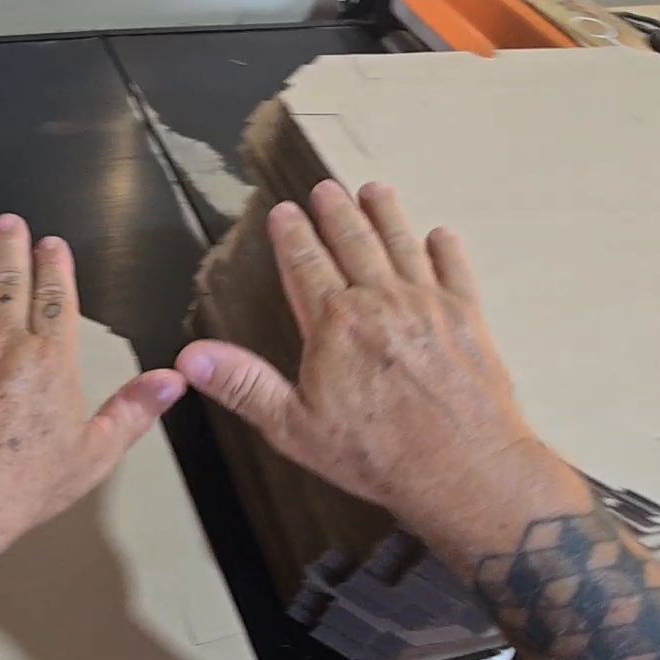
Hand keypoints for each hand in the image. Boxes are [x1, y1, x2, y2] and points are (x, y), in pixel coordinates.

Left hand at [0, 214, 186, 578]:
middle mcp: (6, 344)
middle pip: (11, 283)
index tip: (51, 242)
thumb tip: (175, 379)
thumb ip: (132, 412)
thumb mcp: (92, 457)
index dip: (54, 266)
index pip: (55, 299)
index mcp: (50, 362)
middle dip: (12, 247)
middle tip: (9, 220)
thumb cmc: (24, 485)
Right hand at [178, 180, 584, 561]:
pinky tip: (439, 235)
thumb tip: (191, 358)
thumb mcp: (294, 426)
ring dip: (386, 214)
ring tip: (375, 190)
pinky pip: (456, 270)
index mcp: (335, 324)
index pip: (305, 264)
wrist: (465, 470)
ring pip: (401, 244)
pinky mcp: (468, 319)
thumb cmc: (376, 453)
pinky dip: (446, 249)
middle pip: (353, 243)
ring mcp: (428, 306)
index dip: (292, 235)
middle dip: (336, 212)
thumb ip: (243, 384)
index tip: (284, 211)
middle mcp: (381, 302)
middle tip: (327, 188)